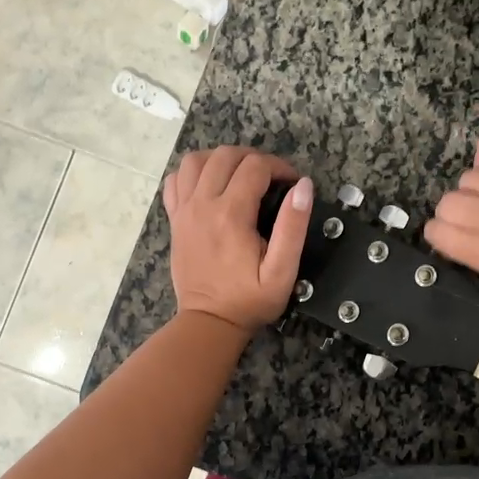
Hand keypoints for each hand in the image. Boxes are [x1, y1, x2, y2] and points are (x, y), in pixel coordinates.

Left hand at [162, 147, 312, 331]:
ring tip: (240, 175)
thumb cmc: (250, 300)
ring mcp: (184, 210)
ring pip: (196, 160)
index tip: (293, 183)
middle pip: (225, 155)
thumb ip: (293, 226)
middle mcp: (203, 204)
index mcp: (231, 214)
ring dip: (221, 159)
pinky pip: (175, 180)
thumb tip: (303, 186)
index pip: (256, 166)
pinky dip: (193, 173)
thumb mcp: (282, 270)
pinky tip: (210, 186)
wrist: (209, 322)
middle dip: (254, 158)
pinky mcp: (175, 219)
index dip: (280, 167)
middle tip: (272, 179)